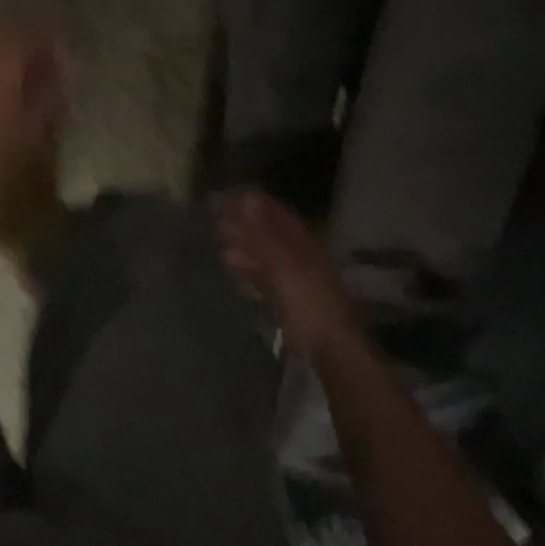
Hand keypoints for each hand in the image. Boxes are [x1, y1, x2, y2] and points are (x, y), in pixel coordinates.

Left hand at [0, 27, 67, 184]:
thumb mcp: (28, 128)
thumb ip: (49, 96)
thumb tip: (63, 75)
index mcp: (6, 47)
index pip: (43, 35)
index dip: (58, 53)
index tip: (65, 73)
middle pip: (10, 38)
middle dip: (27, 56)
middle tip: (39, 81)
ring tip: (9, 92)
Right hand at [211, 189, 356, 349]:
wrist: (332, 351)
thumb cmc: (312, 308)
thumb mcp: (288, 269)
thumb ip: (267, 237)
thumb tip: (249, 198)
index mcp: (306, 246)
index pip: (276, 215)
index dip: (252, 203)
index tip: (224, 194)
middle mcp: (302, 257)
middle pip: (270, 233)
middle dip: (243, 221)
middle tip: (212, 212)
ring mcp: (295, 279)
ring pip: (266, 254)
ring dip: (243, 243)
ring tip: (216, 234)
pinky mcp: (287, 300)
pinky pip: (264, 275)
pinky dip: (247, 266)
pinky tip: (230, 263)